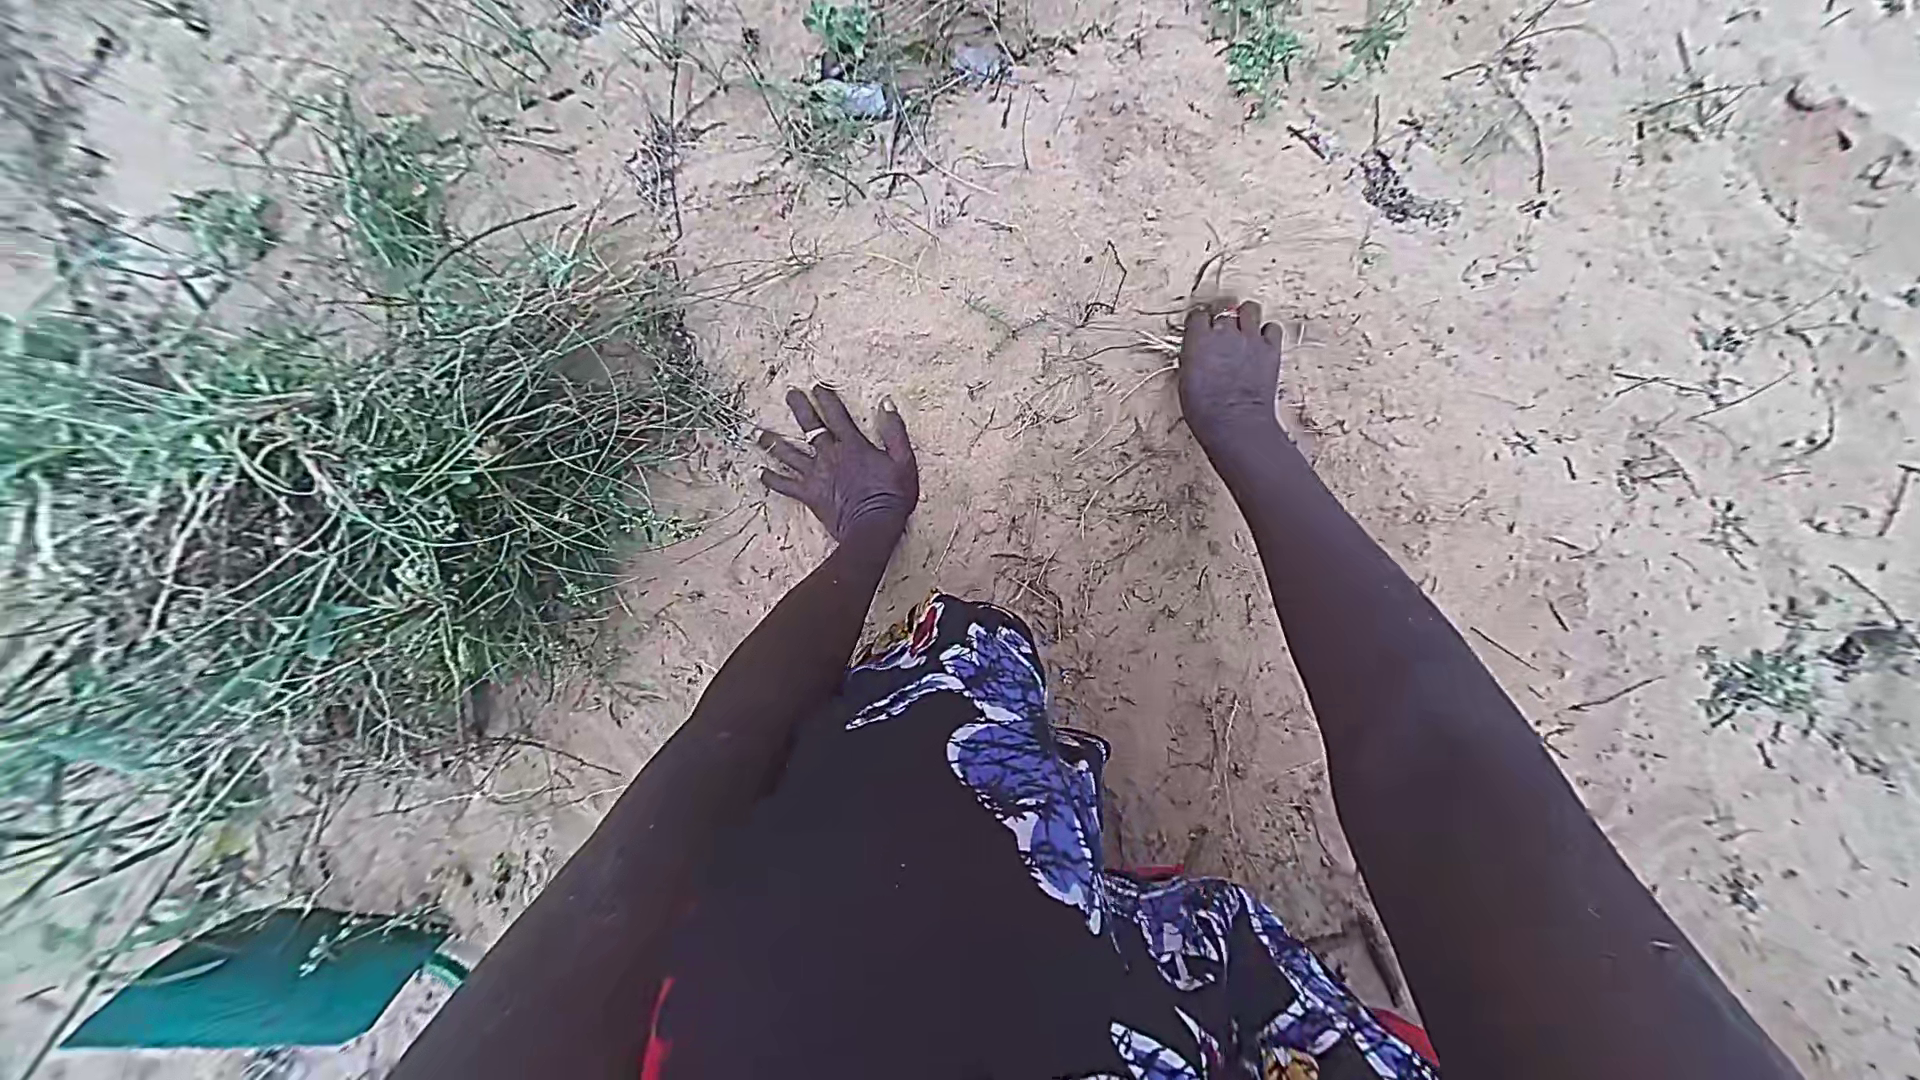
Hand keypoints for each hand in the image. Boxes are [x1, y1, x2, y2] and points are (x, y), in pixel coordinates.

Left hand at [759, 385, 918, 543]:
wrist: (874, 525)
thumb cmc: (893, 495)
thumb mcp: (903, 460)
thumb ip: (894, 431)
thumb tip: (886, 403)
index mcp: (853, 445)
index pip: (836, 415)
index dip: (826, 399)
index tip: (818, 388)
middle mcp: (830, 455)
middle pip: (810, 427)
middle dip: (800, 408)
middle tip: (790, 395)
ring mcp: (817, 475)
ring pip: (790, 454)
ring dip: (775, 443)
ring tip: (761, 435)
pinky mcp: (810, 494)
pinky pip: (785, 485)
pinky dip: (772, 479)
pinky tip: (762, 473)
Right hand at [1177, 299, 1283, 458]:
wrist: (1235, 423)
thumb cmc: (1206, 410)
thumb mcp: (1186, 381)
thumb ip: (1193, 358)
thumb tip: (1197, 354)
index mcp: (1198, 340)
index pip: (1197, 317)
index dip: (1199, 324)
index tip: (1200, 330)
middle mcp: (1225, 334)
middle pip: (1224, 314)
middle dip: (1222, 323)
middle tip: (1221, 335)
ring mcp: (1250, 339)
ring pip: (1250, 309)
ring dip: (1245, 317)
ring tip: (1243, 329)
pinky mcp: (1271, 348)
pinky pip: (1272, 327)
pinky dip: (1267, 331)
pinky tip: (1261, 342)